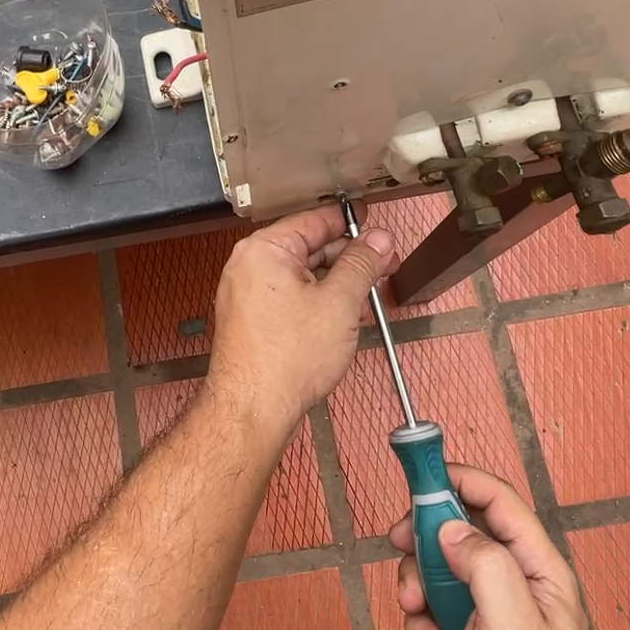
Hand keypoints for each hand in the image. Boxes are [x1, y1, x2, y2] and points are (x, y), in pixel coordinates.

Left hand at [204, 204, 396, 436]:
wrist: (254, 408)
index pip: (313, 220)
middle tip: (383, 263)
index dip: (350, 222)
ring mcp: (247, 293)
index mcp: (264, 250)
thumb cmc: (286, 358)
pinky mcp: (252, 319)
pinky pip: (290, 296)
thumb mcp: (339, 302)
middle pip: (308, 247)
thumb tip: (378, 240)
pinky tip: (343, 313)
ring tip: (368, 292)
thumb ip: (361, 265)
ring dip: (336, 281)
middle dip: (348, 256)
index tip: (374, 225)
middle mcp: (249, 266)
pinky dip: (317, 300)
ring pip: (301, 275)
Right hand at [390, 465, 599, 629]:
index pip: (497, 500)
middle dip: (424, 534)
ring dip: (417, 585)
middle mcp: (512, 578)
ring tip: (419, 613)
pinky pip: (429, 604)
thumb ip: (486, 565)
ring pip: (435, 564)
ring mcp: (486, 603)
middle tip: (401, 541)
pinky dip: (421, 622)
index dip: (458, 478)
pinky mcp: (464, 627)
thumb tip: (452, 530)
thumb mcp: (514, 624)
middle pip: (457, 526)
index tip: (420, 471)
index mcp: (537, 567)